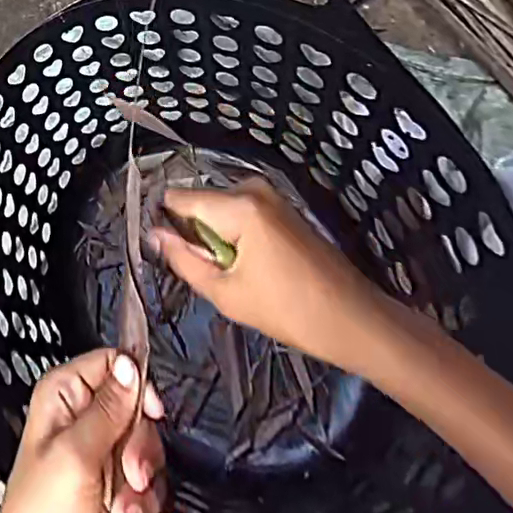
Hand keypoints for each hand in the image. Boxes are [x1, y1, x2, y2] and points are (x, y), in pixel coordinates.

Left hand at [0, 348, 166, 512]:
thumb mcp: (74, 454)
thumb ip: (107, 409)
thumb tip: (129, 362)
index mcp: (63, 396)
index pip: (111, 364)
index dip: (135, 384)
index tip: (149, 410)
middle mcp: (83, 422)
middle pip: (136, 411)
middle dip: (140, 448)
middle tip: (128, 470)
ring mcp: (101, 460)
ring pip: (147, 454)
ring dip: (142, 488)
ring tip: (119, 508)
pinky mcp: (117, 494)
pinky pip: (150, 490)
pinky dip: (143, 510)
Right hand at [147, 179, 397, 373]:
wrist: (358, 322)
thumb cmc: (291, 312)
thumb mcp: (226, 294)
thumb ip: (182, 260)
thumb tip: (154, 234)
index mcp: (238, 206)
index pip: (178, 199)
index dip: (168, 225)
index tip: (175, 254)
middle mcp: (251, 189)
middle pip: (198, 203)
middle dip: (196, 233)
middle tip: (216, 272)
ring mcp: (269, 195)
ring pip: (216, 209)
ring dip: (216, 236)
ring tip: (237, 271)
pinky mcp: (281, 207)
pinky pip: (237, 212)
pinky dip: (236, 235)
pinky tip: (255, 266)